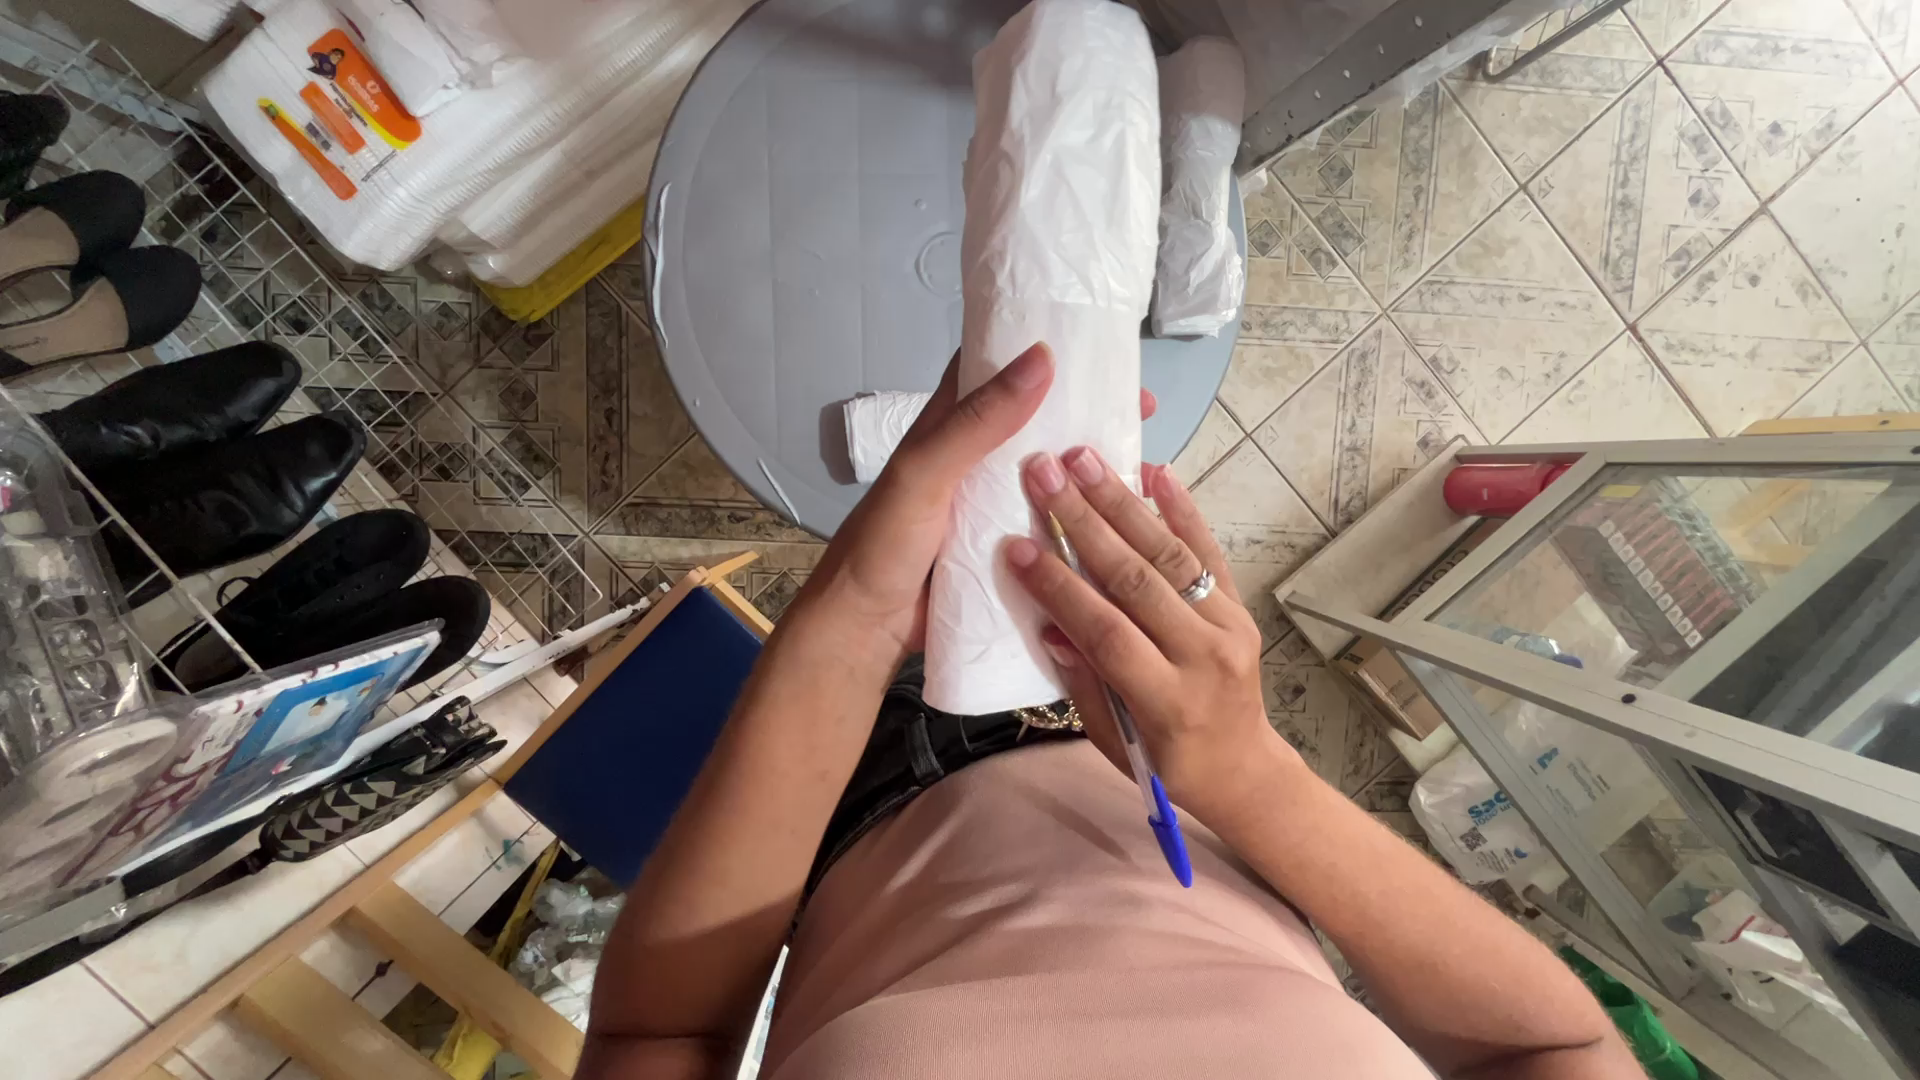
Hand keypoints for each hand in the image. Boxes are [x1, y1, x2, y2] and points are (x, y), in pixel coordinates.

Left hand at [798, 346, 1156, 663]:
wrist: (867, 627)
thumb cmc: (885, 543)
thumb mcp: (925, 474)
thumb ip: (976, 423)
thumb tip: (1042, 358)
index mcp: (953, 427)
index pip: (1001, 370)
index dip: (1047, 352)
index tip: (1103, 351)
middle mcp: (979, 459)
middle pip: (1040, 423)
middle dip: (1087, 411)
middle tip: (1143, 410)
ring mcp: (995, 505)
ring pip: (1053, 473)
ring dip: (1092, 465)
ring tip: (1146, 461)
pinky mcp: (1009, 545)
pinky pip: (1053, 521)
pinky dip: (1085, 516)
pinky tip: (1124, 520)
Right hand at [1003, 450, 1294, 824]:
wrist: (1245, 768)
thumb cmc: (1168, 765)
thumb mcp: (1114, 742)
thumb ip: (1083, 681)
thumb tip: (1053, 621)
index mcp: (1167, 700)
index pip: (1107, 631)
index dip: (1061, 588)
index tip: (1018, 545)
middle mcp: (1205, 655)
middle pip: (1138, 579)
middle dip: (1085, 522)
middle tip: (1046, 474)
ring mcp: (1230, 624)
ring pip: (1170, 554)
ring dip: (1123, 502)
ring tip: (1084, 460)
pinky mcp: (1241, 605)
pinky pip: (1209, 550)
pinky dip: (1183, 507)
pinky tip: (1157, 470)